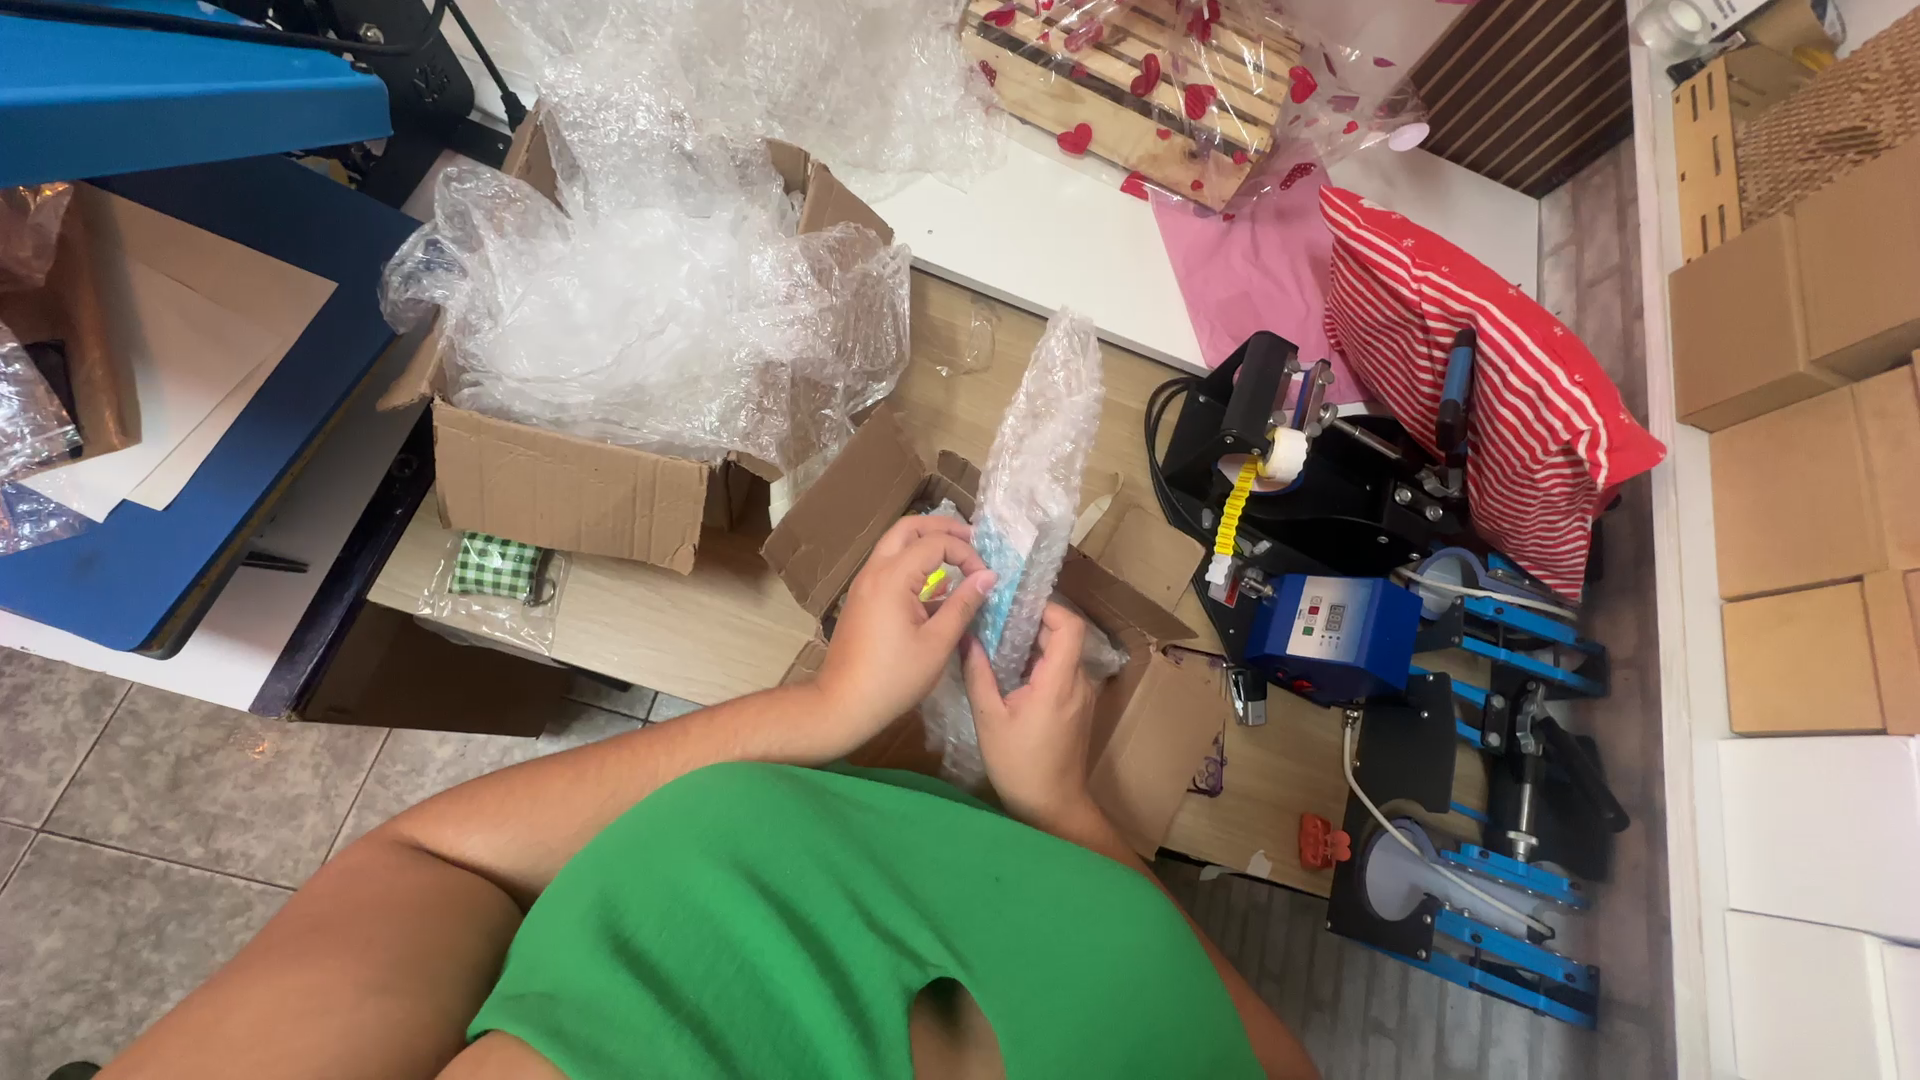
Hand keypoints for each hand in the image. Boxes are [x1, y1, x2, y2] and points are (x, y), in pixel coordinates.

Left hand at [815, 514, 995, 753]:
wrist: (842, 703)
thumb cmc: (893, 677)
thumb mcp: (937, 643)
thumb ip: (964, 604)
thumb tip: (988, 576)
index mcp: (892, 578)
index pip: (935, 543)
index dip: (965, 553)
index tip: (984, 576)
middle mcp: (874, 571)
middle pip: (908, 528)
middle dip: (942, 529)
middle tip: (971, 540)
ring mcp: (865, 583)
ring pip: (896, 545)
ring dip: (926, 543)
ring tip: (958, 556)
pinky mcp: (863, 598)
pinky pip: (889, 566)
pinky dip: (914, 564)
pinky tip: (937, 587)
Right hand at [963, 603, 1101, 831]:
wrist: (1053, 806)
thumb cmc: (1019, 764)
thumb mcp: (990, 718)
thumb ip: (978, 673)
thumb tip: (966, 637)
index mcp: (1059, 681)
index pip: (1069, 626)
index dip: (1047, 607)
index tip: (1015, 605)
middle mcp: (1078, 681)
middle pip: (1064, 636)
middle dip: (1031, 623)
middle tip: (996, 619)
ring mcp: (1081, 694)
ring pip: (1062, 653)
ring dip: (1033, 643)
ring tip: (997, 641)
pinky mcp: (1078, 705)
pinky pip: (1061, 671)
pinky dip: (1039, 662)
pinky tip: (1010, 670)